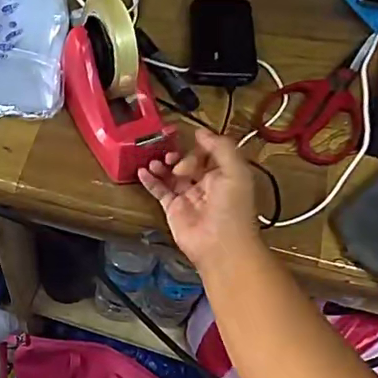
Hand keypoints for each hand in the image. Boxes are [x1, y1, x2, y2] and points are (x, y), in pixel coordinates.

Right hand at [137, 129, 258, 269]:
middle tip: (173, 158)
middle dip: (180, 155)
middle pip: (189, 161)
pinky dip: (150, 180)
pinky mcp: (172, 207)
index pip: (209, 152)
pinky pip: (159, 190)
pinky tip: (142, 171)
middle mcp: (206, 183)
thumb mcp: (235, 171)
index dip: (200, 146)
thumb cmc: (232, 208)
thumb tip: (200, 132)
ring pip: (171, 174)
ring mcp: (187, 195)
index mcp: (224, 174)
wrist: (220, 244)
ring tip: (155, 161)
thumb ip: (221, 148)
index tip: (190, 140)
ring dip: (162, 165)